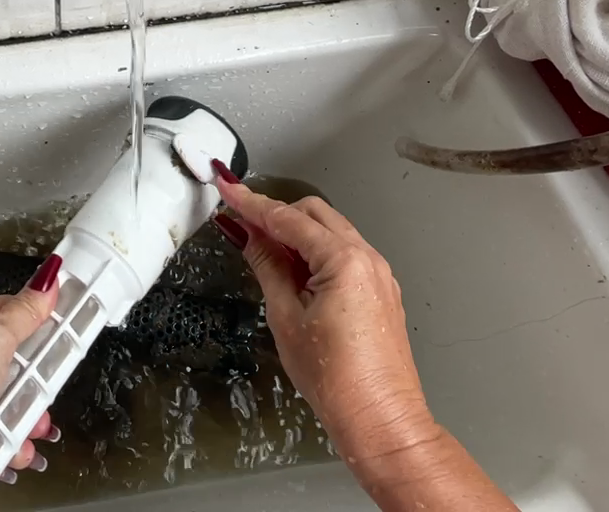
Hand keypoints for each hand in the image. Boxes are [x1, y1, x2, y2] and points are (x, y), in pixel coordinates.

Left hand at [0, 256, 64, 511]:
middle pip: (15, 366)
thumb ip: (24, 311)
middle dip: (35, 389)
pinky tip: (6, 455)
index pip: (21, 314)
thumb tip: (48, 278)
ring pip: (2, 405)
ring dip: (21, 422)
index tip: (73, 339)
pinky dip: (1, 447)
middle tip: (44, 400)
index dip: (49, 328)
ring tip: (26, 436)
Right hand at [210, 168, 441, 470]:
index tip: (225, 186)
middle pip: (313, 213)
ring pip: (330, 231)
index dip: (251, 203)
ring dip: (296, 233)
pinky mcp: (381, 290)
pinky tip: (294, 272)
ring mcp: (378, 273)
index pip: (287, 219)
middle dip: (276, 214)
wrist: (383, 423)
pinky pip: (343, 253)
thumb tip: (246, 233)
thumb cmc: (331, 376)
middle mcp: (367, 257)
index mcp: (343, 260)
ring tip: (265, 253)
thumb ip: (266, 265)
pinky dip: (315, 251)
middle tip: (242, 227)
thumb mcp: (286, 317)